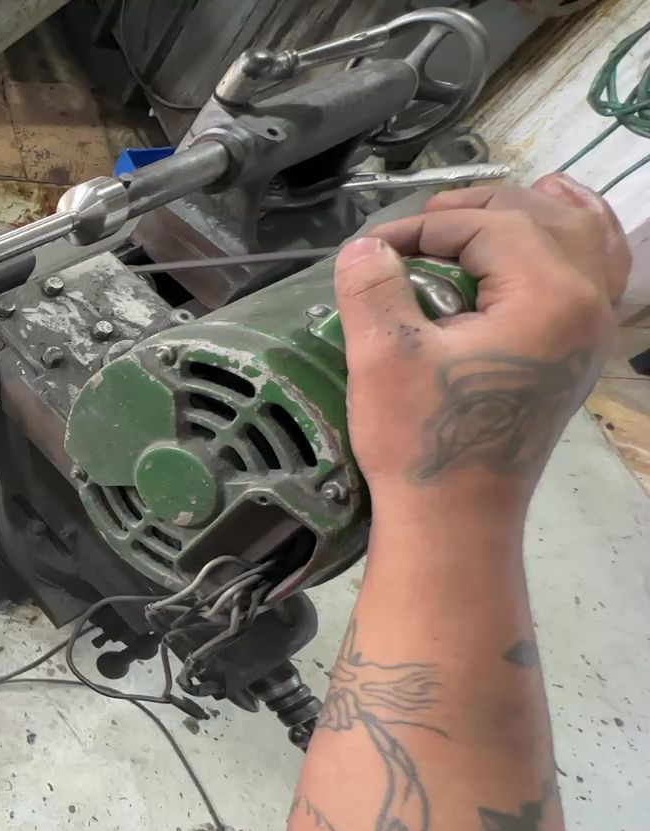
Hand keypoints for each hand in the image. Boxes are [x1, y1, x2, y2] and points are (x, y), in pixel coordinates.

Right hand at [334, 174, 626, 540]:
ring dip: (536, 213)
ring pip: (585, 238)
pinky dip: (572, 242)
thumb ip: (374, 292)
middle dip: (475, 210)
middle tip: (412, 222)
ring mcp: (591, 326)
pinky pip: (595, 272)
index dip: (421, 227)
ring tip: (500, 198)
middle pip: (543, 220)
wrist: (455, 505)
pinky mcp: (576, 350)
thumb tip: (362, 247)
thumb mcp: (382, 358)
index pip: (487, 227)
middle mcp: (587, 299)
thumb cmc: (418, 433)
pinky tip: (558, 236)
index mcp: (547, 294)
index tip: (365, 249)